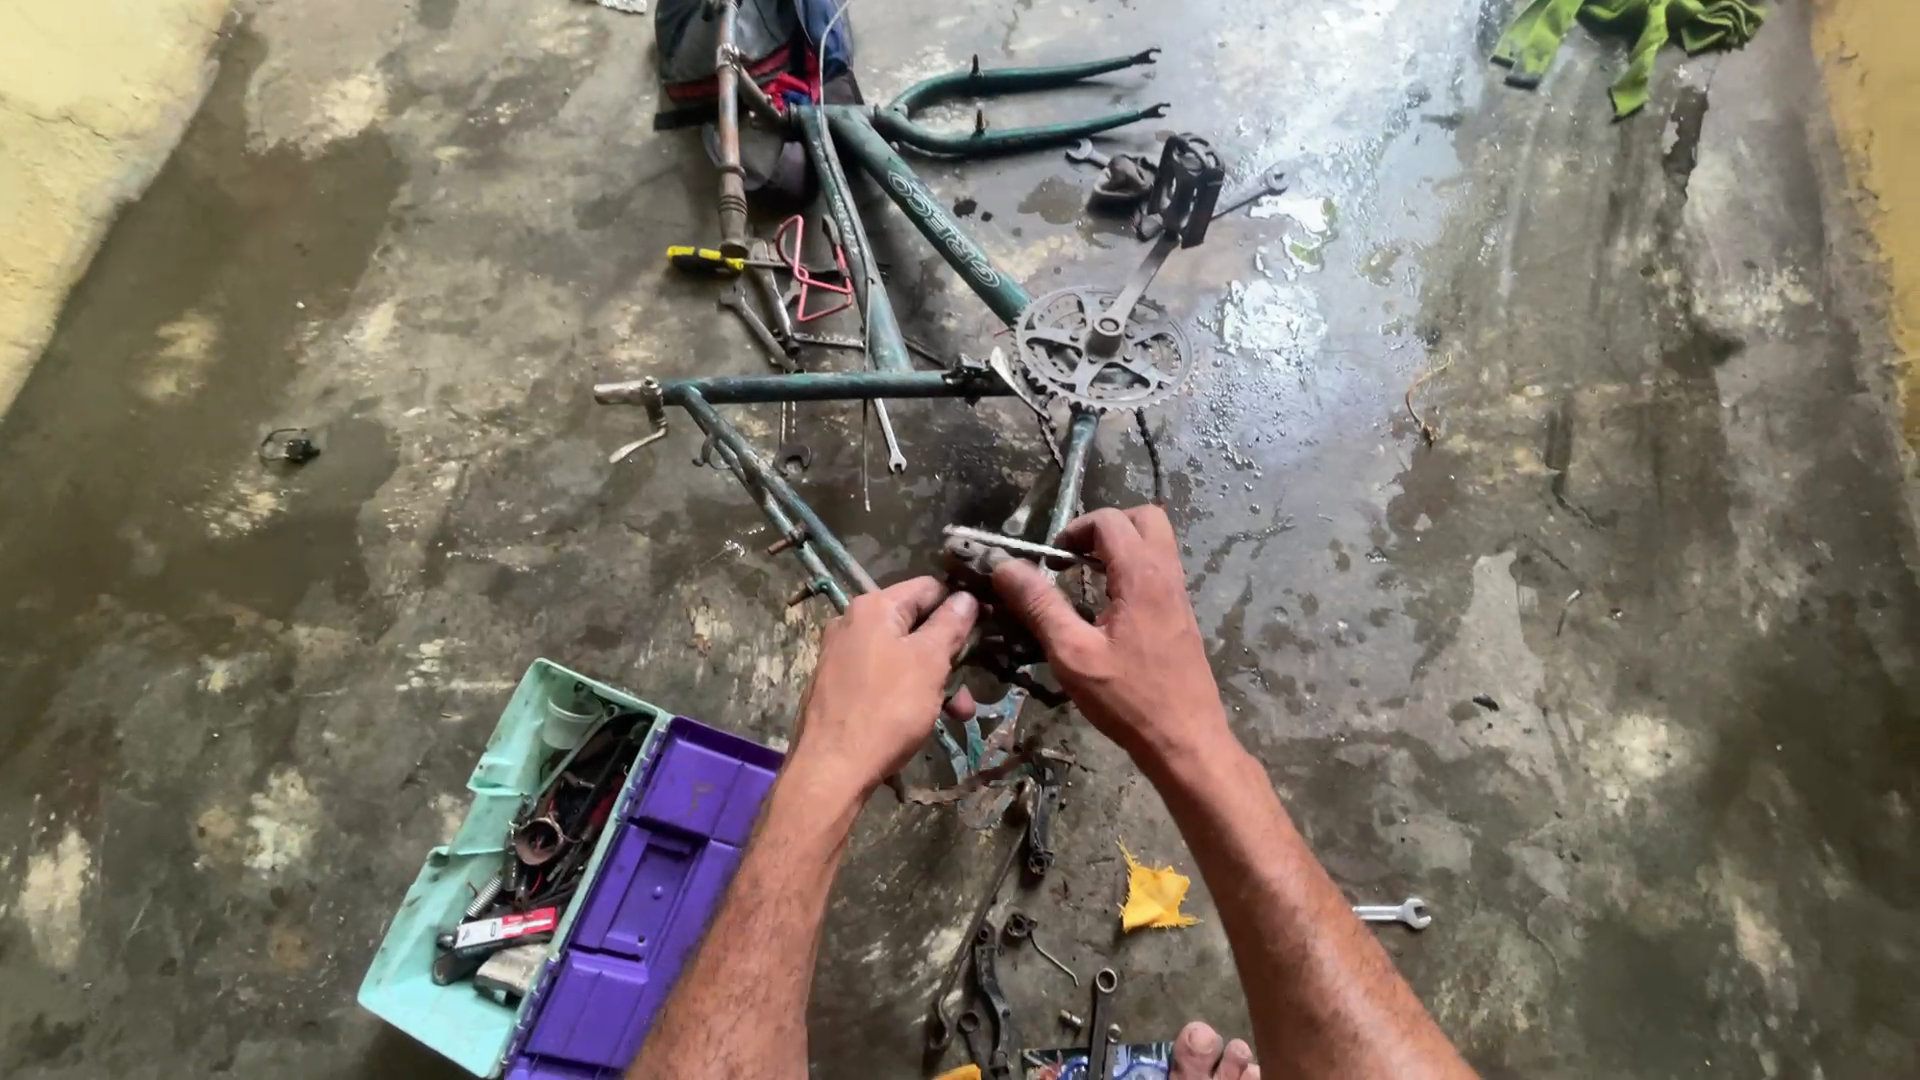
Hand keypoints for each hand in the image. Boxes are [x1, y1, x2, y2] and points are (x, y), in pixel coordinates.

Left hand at [791, 577, 977, 796]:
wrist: (832, 769)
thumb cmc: (887, 708)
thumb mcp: (929, 661)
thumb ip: (950, 623)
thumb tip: (966, 596)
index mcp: (874, 607)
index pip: (929, 587)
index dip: (961, 604)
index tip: (987, 628)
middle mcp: (853, 622)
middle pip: (916, 623)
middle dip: (950, 653)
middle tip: (974, 680)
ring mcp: (844, 655)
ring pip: (904, 654)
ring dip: (936, 678)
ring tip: (959, 711)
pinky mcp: (840, 685)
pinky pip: (885, 676)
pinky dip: (910, 691)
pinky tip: (928, 718)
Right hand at [991, 506, 1229, 763]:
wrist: (1186, 740)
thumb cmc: (1127, 698)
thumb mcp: (1072, 653)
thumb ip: (1039, 605)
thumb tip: (1005, 567)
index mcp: (1141, 576)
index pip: (1109, 521)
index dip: (1074, 529)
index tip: (1051, 560)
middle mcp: (1166, 575)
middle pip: (1144, 518)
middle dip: (1104, 527)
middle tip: (1074, 557)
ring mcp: (1178, 595)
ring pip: (1156, 543)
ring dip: (1119, 548)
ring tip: (1087, 580)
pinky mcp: (1181, 615)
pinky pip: (1158, 570)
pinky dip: (1132, 570)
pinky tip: (1107, 608)